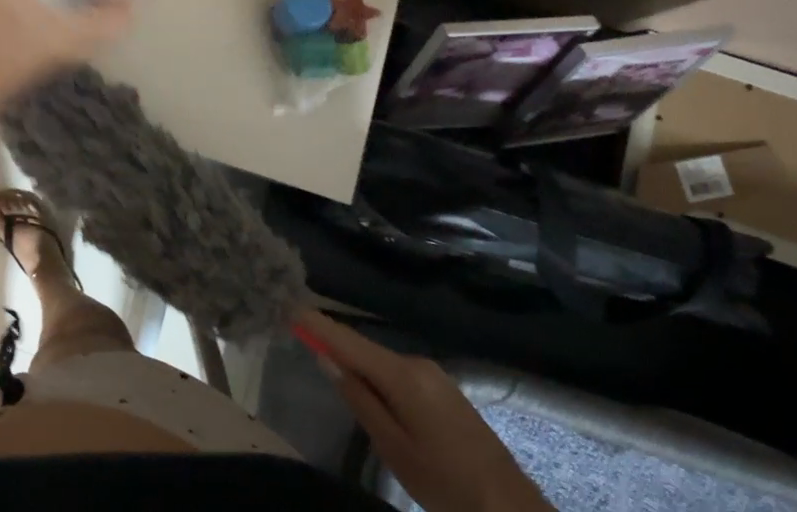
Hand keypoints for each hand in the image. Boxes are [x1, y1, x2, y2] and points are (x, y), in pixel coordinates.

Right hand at [298, 311, 552, 511]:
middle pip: (362, 347)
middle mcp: (417, 365)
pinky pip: (396, 372)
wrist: (510, 507)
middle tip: (294, 329)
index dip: (315, 323)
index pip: (347, 340)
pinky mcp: (443, 391)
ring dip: (351, 357)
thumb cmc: (445, 480)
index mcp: (402, 376)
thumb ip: (358, 398)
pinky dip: (372, 371)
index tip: (285, 305)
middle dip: (329, 339)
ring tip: (318, 353)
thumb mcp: (392, 445)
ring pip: (379, 361)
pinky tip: (359, 380)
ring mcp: (434, 376)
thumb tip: (326, 358)